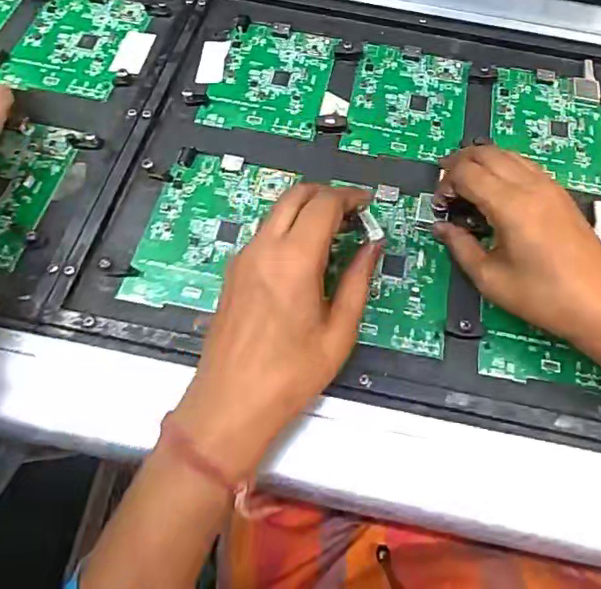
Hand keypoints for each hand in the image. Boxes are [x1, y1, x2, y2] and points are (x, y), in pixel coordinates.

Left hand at [168, 184, 376, 477]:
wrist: (228, 406)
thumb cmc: (288, 376)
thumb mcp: (338, 332)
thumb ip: (358, 281)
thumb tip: (371, 247)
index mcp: (293, 260)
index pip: (324, 203)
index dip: (350, 197)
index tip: (367, 203)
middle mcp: (264, 248)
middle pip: (296, 194)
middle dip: (327, 193)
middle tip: (352, 211)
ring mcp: (244, 257)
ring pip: (278, 210)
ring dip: (306, 208)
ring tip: (333, 231)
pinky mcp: (234, 271)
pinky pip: (265, 231)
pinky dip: (289, 226)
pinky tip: (306, 253)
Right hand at [434, 146, 600, 343]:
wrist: (600, 304)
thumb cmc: (546, 297)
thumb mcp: (492, 280)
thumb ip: (460, 248)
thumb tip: (442, 228)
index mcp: (511, 205)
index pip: (467, 172)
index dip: (446, 183)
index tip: (441, 205)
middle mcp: (530, 186)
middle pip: (485, 152)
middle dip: (459, 163)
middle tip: (447, 186)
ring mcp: (548, 186)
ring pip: (506, 153)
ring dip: (482, 161)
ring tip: (468, 184)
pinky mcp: (559, 193)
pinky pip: (524, 164)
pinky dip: (503, 165)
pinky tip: (497, 189)